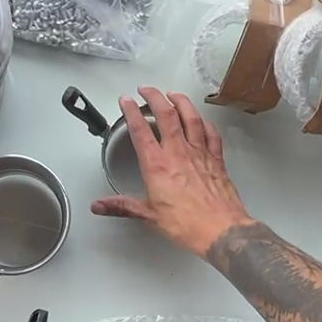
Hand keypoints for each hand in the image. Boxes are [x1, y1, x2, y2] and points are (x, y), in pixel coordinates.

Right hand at [91, 87, 253, 257]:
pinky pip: (211, 134)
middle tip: (146, 90)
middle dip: (154, 97)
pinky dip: (204, 122)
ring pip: (190, 118)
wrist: (221, 231)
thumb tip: (100, 205)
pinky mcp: (216, 160)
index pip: (140, 129)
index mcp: (157, 165)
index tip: (126, 101)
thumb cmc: (188, 224)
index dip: (131, 111)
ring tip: (173, 94)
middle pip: (166, 114)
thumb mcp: (148, 216)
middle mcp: (178, 153)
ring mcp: (199, 154)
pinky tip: (201, 120)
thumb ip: (122, 207)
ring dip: (181, 101)